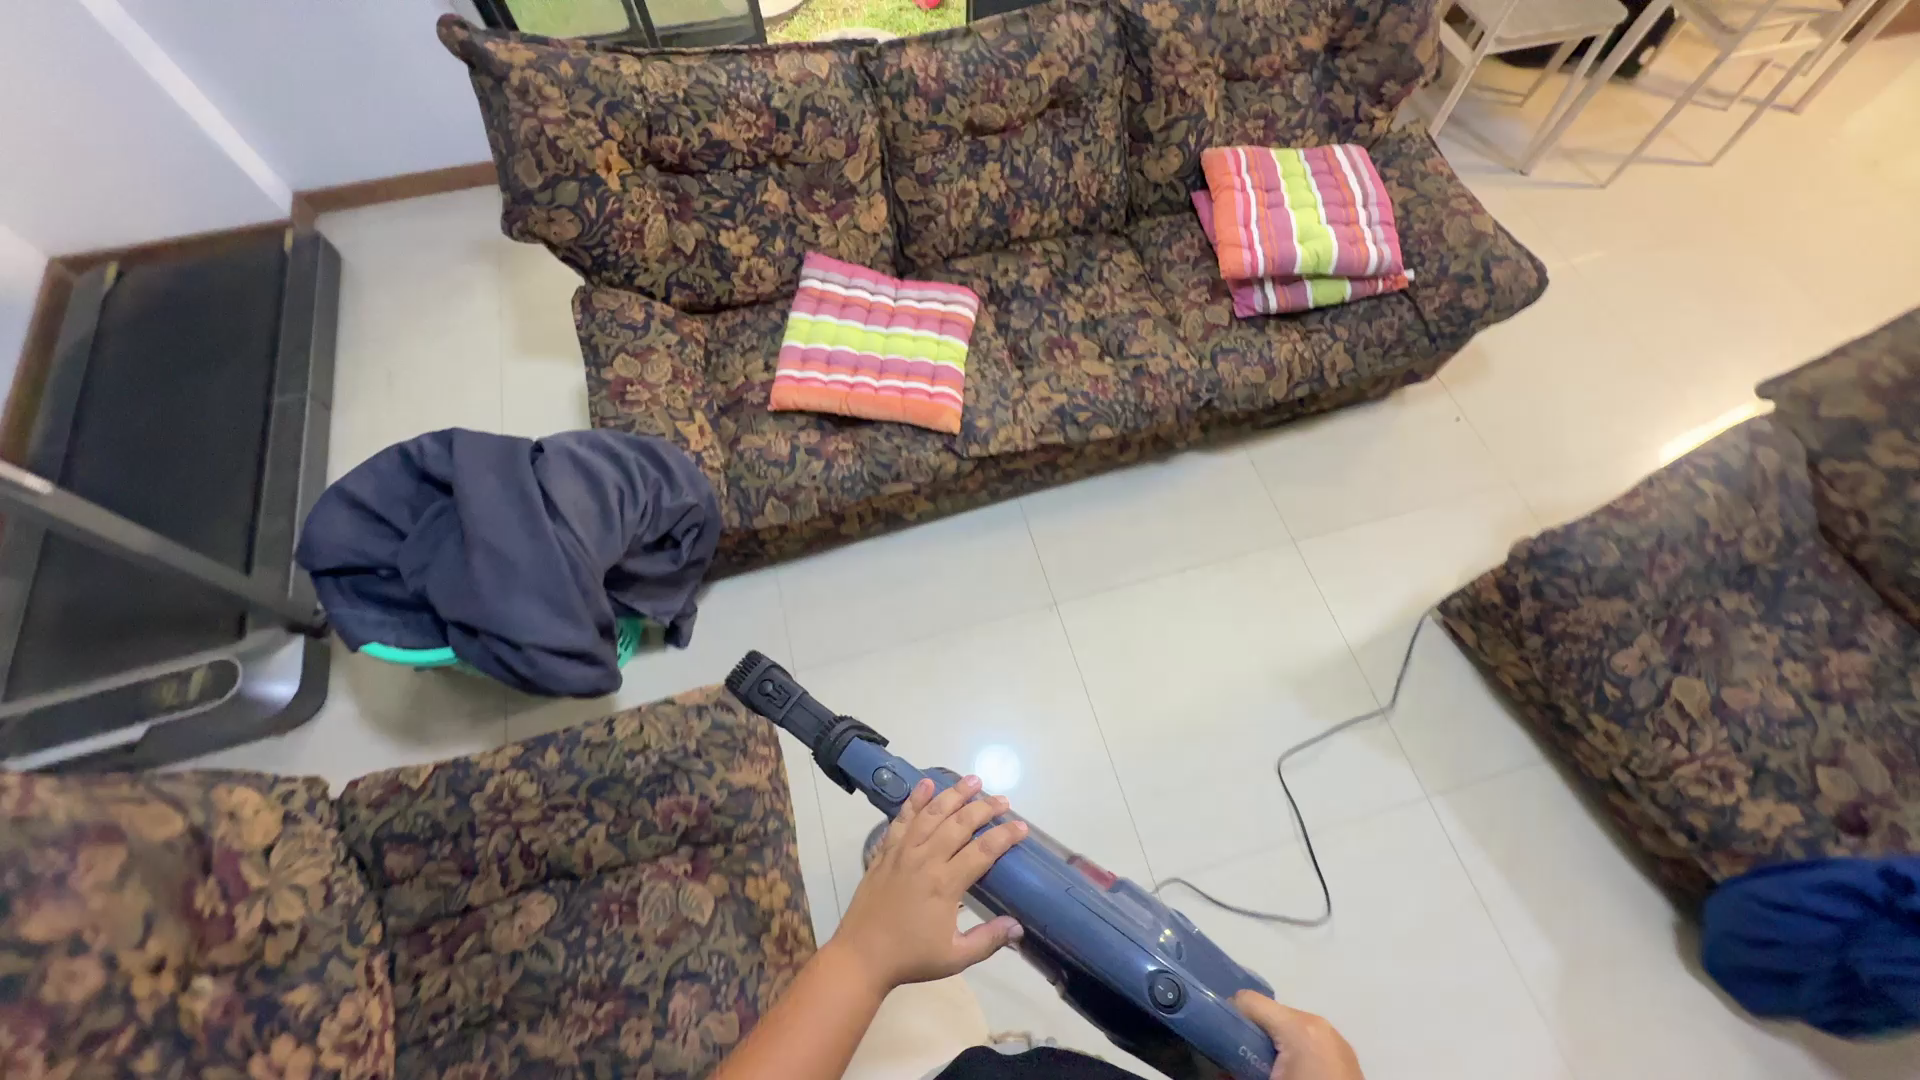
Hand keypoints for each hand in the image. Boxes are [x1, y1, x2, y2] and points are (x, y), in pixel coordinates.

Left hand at [826, 774, 1028, 991]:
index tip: (1021, 826)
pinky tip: (926, 784)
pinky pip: (902, 818)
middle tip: (1002, 800)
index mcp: (945, 884)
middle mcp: (925, 859)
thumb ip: (989, 940)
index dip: (1004, 835)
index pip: (982, 850)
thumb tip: (1019, 927)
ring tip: (972, 780)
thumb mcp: (955, 958)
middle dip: (984, 808)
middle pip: (960, 823)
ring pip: (932, 813)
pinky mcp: (886, 851)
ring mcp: (903, 851)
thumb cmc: (911, 957)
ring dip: (954, 794)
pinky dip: (914, 799)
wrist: (861, 956)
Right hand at [1234, 992, 1365, 1079]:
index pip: (1247, 1000)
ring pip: (1288, 1029)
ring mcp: (1336, 1041)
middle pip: (1268, 1015)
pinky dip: (1293, 1057)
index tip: (1222, 1049)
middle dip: (1251, 1039)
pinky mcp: (1346, 1060)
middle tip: (1243, 1069)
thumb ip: (1236, 1070)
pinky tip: (1291, 1078)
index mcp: (1298, 1028)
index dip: (1229, 1021)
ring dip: (1272, 1049)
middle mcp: (1319, 1025)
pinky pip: (1308, 1045)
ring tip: (1268, 1076)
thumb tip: (1221, 1069)